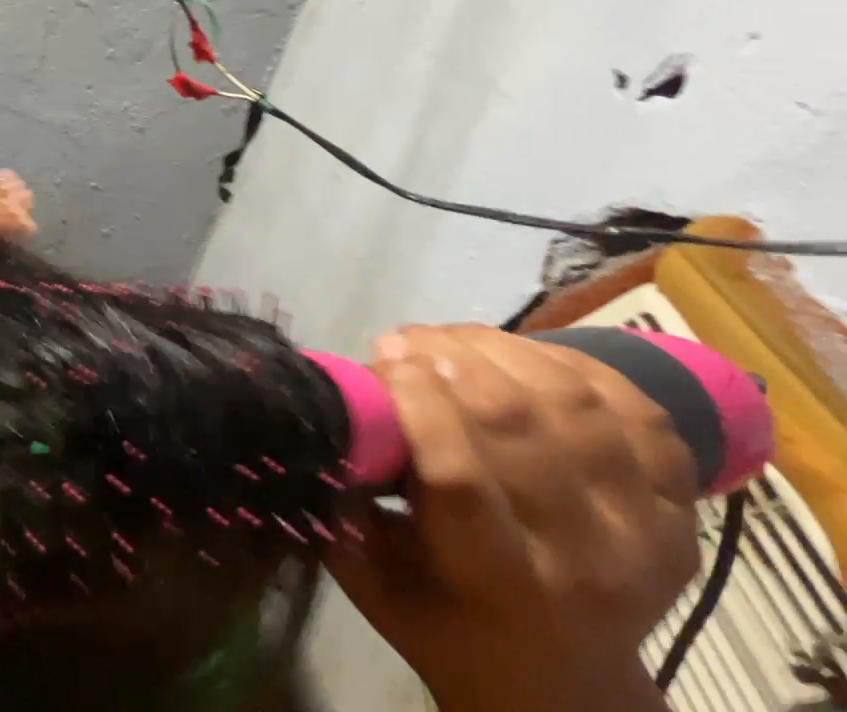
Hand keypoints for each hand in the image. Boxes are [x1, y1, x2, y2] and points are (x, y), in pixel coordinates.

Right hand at [326, 325, 698, 711]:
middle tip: (406, 339)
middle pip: (520, 425)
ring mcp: (644, 529)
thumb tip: (334, 411)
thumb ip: (343, 500)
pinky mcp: (680, 509)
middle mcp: (582, 556)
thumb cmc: (438, 623)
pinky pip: (638, 411)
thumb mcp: (366, 575)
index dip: (418, 402)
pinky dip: (577, 366)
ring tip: (453, 337)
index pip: (459, 474)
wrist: (558, 682)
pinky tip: (523, 354)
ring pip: (576, 405)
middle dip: (452, 359)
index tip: (381, 357)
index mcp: (494, 580)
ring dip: (505, 351)